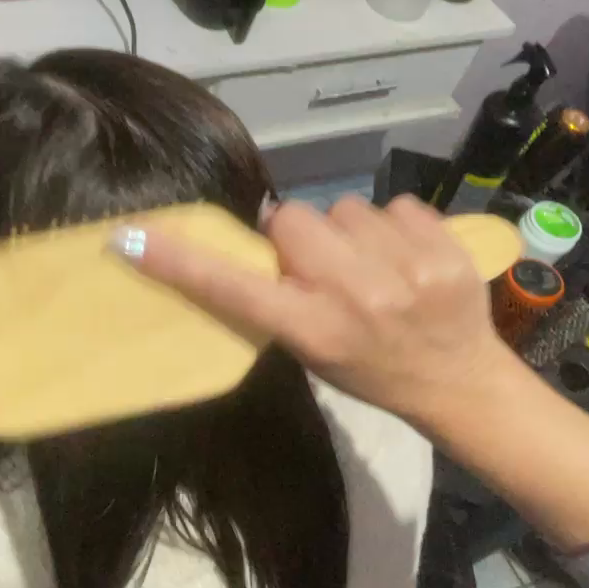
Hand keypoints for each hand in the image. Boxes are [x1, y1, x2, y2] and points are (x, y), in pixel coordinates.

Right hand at [130, 195, 516, 429]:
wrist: (457, 382)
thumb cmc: (368, 373)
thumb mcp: (311, 353)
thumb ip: (282, 300)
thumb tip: (266, 241)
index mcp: (312, 331)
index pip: (232, 288)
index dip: (178, 263)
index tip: (131, 238)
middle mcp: (355, 297)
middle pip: (294, 218)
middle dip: (297, 235)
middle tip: (317, 265)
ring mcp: (407, 271)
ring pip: (346, 208)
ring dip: (348, 233)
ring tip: (372, 268)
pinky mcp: (447, 250)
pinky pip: (394, 205)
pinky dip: (392, 228)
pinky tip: (405, 260)